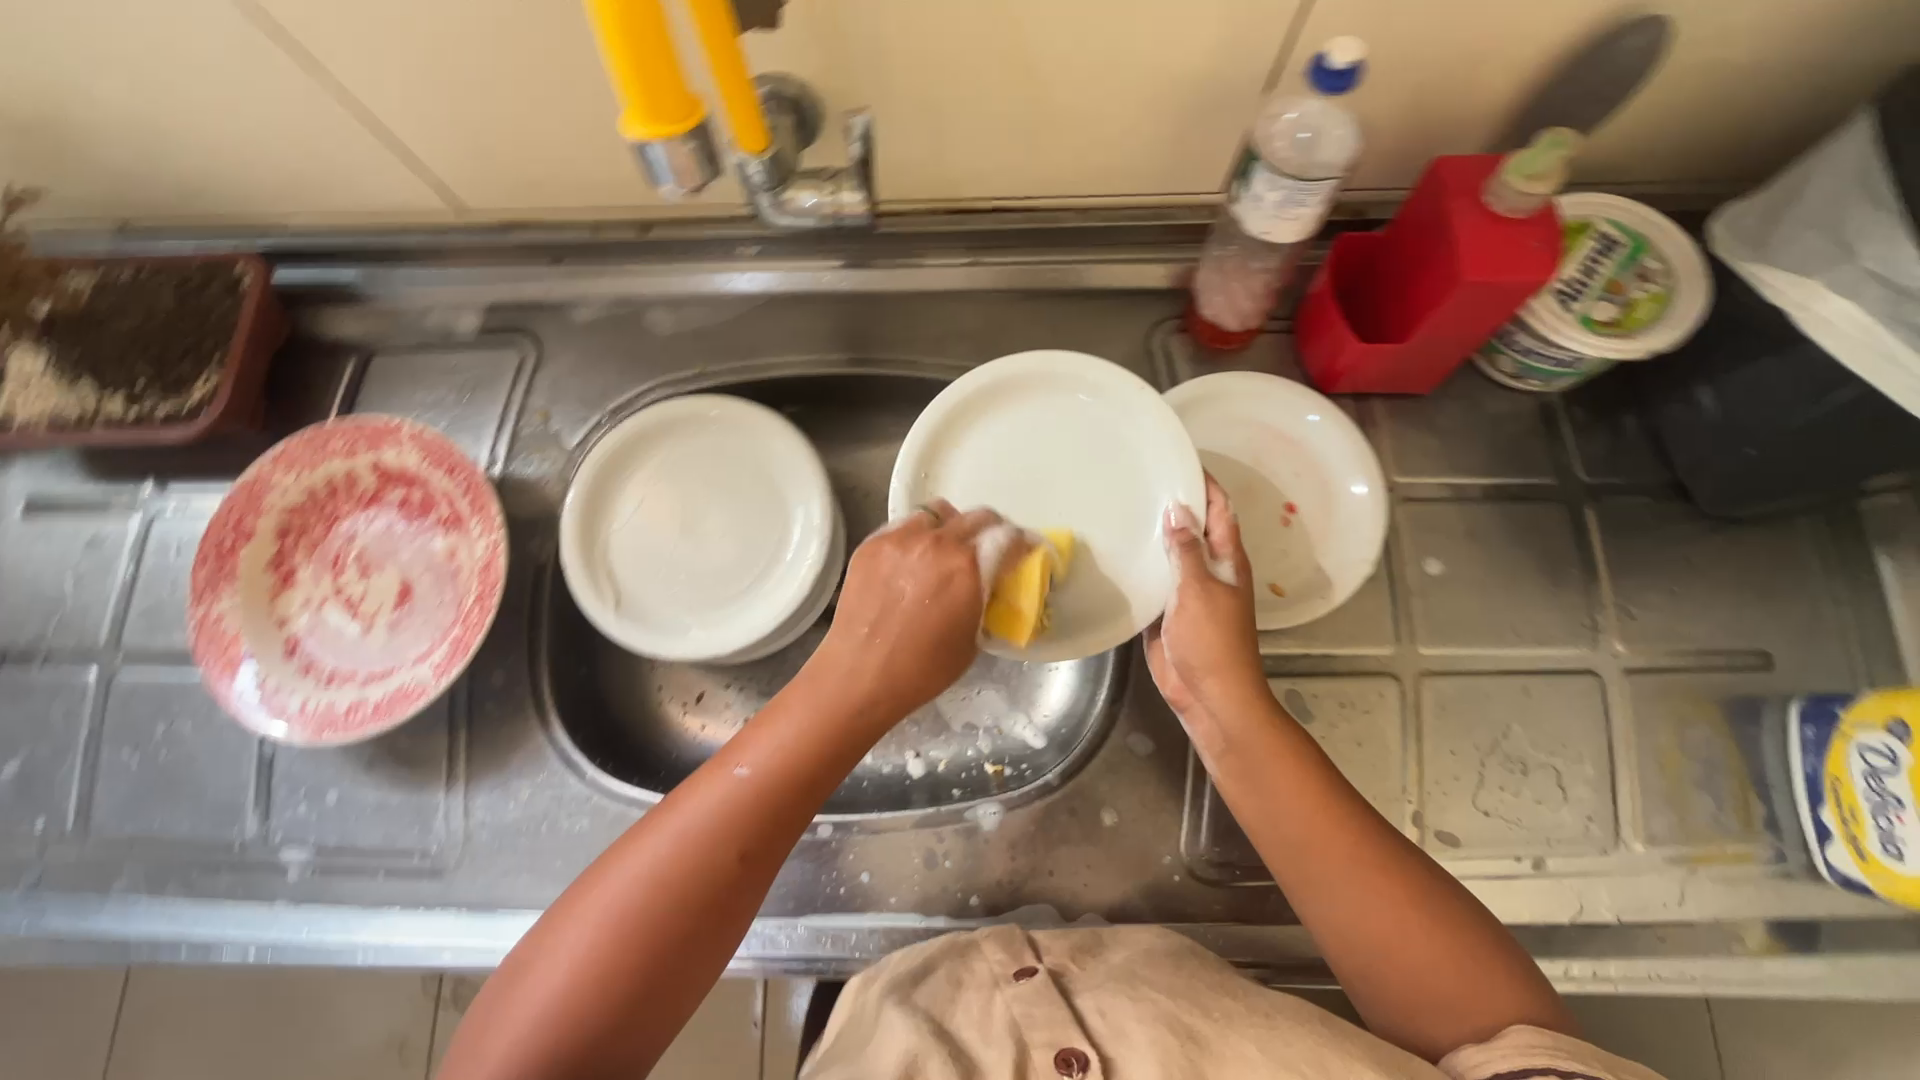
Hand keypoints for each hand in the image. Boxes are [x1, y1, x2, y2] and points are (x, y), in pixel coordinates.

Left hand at [805, 500, 1026, 732]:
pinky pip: (904, 526)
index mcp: (968, 567)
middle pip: (977, 517)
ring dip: (950, 527)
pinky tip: (913, 560)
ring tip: (946, 550)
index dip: (1021, 543)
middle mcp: (936, 543)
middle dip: (991, 531)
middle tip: (989, 549)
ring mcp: (900, 539)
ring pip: (938, 513)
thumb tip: (989, 584)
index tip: (1023, 551)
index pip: (1008, 536)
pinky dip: (917, 536)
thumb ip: (984, 599)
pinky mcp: (871, 544)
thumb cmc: (923, 670)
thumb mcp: (972, 638)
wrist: (860, 676)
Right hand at [1144, 475, 1267, 728]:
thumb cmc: (1212, 641)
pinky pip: (1151, 583)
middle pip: (1192, 529)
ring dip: (1151, 536)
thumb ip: (1186, 551)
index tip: (1180, 458)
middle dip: (1172, 504)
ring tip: (1120, 508)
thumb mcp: (1199, 590)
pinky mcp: (1164, 613)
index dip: (1205, 484)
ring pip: (1169, 555)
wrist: (1209, 695)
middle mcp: (1208, 570)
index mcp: (1226, 560)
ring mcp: (1186, 592)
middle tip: (1138, 478)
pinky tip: (1114, 554)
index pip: (1218, 511)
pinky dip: (1137, 568)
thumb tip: (1176, 510)